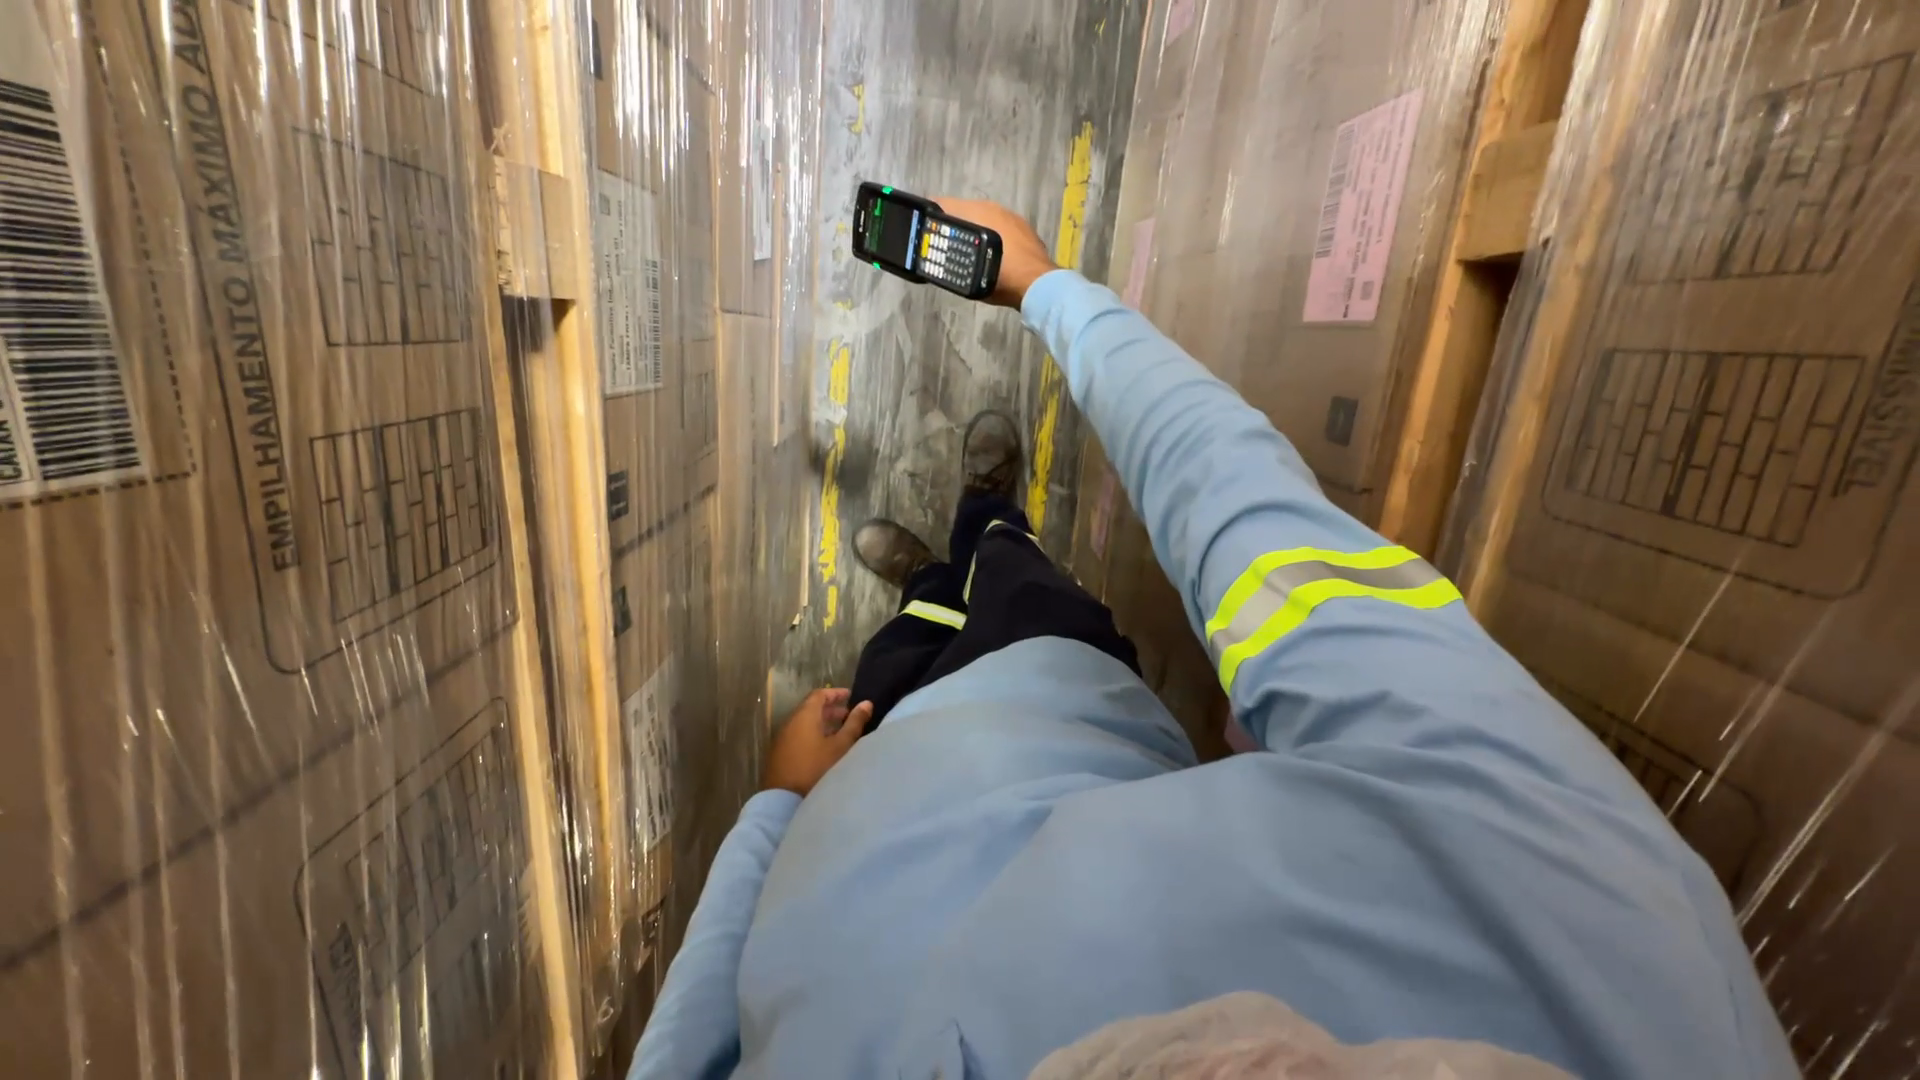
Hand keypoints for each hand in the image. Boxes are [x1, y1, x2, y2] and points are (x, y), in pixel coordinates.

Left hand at [761, 688, 873, 795]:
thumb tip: (866, 703)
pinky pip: (798, 735)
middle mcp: (791, 722)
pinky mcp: (780, 753)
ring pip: (804, 723)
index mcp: (804, 716)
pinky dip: (813, 734)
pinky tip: (825, 748)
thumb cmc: (816, 768)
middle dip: (830, 709)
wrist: (785, 799)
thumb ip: (854, 723)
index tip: (850, 696)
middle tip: (849, 715)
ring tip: (840, 732)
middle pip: (811, 708)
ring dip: (822, 723)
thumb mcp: (841, 746)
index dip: (835, 693)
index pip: (819, 695)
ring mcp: (783, 738)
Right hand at [934, 197, 1057, 308]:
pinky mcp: (1023, 226)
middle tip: (943, 243)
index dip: (930, 216)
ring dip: (974, 229)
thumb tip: (939, 251)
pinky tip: (991, 253)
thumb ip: (952, 257)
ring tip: (966, 250)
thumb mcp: (967, 273)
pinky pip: (999, 227)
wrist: (1037, 285)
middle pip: (964, 210)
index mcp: (976, 211)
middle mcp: (992, 207)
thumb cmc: (1000, 278)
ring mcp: (1010, 215)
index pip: (943, 205)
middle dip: (953, 224)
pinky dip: (992, 235)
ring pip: (983, 217)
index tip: (923, 229)